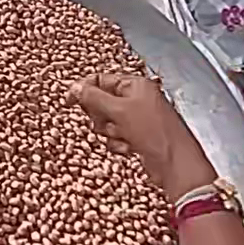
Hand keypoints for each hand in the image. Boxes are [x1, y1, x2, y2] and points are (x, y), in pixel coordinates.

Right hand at [68, 72, 215, 199]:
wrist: (174, 164)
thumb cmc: (154, 132)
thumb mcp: (118, 110)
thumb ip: (93, 97)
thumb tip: (75, 87)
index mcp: (135, 85)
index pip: (101, 80)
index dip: (84, 90)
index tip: (69, 101)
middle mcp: (136, 99)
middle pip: (101, 102)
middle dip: (101, 116)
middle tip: (110, 122)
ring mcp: (137, 119)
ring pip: (106, 122)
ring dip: (110, 132)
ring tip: (124, 136)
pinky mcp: (137, 137)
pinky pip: (114, 137)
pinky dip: (117, 143)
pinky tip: (129, 147)